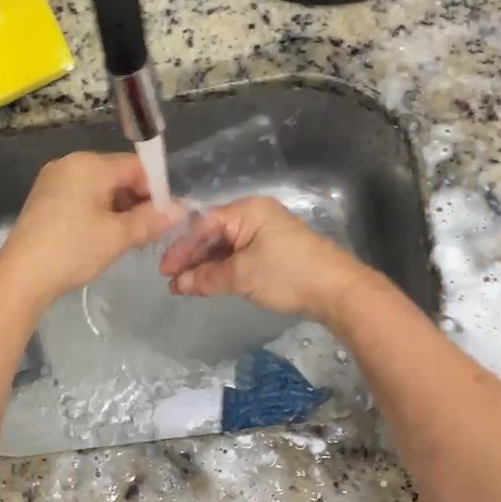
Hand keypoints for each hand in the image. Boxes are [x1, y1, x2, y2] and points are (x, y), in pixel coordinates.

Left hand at [0, 152, 181, 309]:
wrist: (20, 277)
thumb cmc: (72, 251)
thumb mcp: (117, 237)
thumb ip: (151, 220)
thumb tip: (180, 210)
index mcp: (89, 164)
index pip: (136, 165)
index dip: (156, 189)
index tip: (166, 217)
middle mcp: (69, 164)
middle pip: (117, 175)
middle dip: (137, 202)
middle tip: (148, 233)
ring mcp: (53, 182)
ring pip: (99, 190)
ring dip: (118, 211)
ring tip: (127, 241)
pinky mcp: (43, 202)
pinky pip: (81, 200)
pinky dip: (97, 215)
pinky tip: (101, 240)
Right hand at [162, 195, 370, 322]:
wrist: (336, 290)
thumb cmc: (287, 275)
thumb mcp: (242, 277)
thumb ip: (207, 278)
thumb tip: (178, 284)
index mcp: (247, 210)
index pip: (203, 224)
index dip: (181, 248)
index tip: (164, 271)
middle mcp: (255, 215)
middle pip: (213, 233)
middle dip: (191, 258)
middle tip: (171, 280)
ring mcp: (265, 232)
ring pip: (225, 246)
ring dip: (205, 266)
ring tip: (185, 285)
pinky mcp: (273, 249)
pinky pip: (238, 255)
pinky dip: (222, 269)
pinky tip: (209, 282)